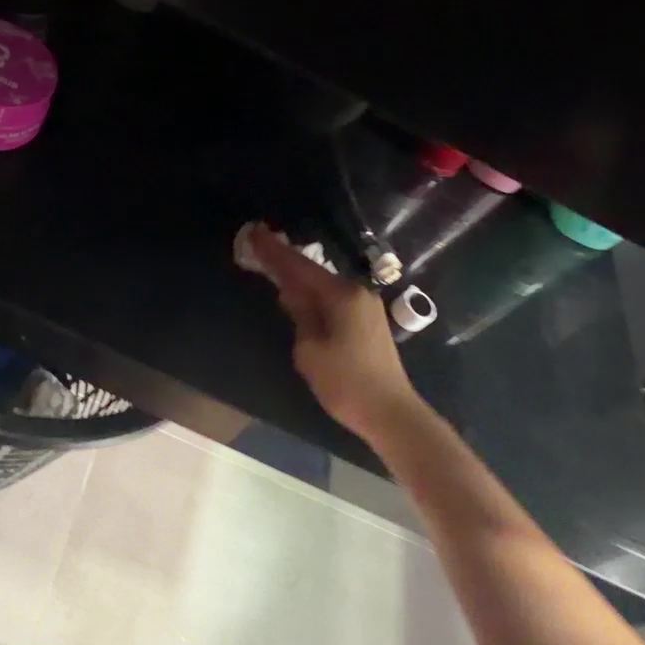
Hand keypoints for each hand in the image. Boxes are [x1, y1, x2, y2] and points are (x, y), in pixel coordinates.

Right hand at [237, 223, 423, 437]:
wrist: (390, 412)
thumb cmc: (346, 383)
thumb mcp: (310, 351)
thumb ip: (300, 316)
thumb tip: (291, 294)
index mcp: (341, 295)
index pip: (299, 267)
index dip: (274, 251)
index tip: (254, 231)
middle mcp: (356, 293)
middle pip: (313, 272)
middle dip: (286, 261)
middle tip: (258, 247)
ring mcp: (365, 307)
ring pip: (324, 286)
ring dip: (299, 279)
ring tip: (273, 268)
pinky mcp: (368, 322)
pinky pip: (334, 299)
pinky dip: (314, 295)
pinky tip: (299, 296)